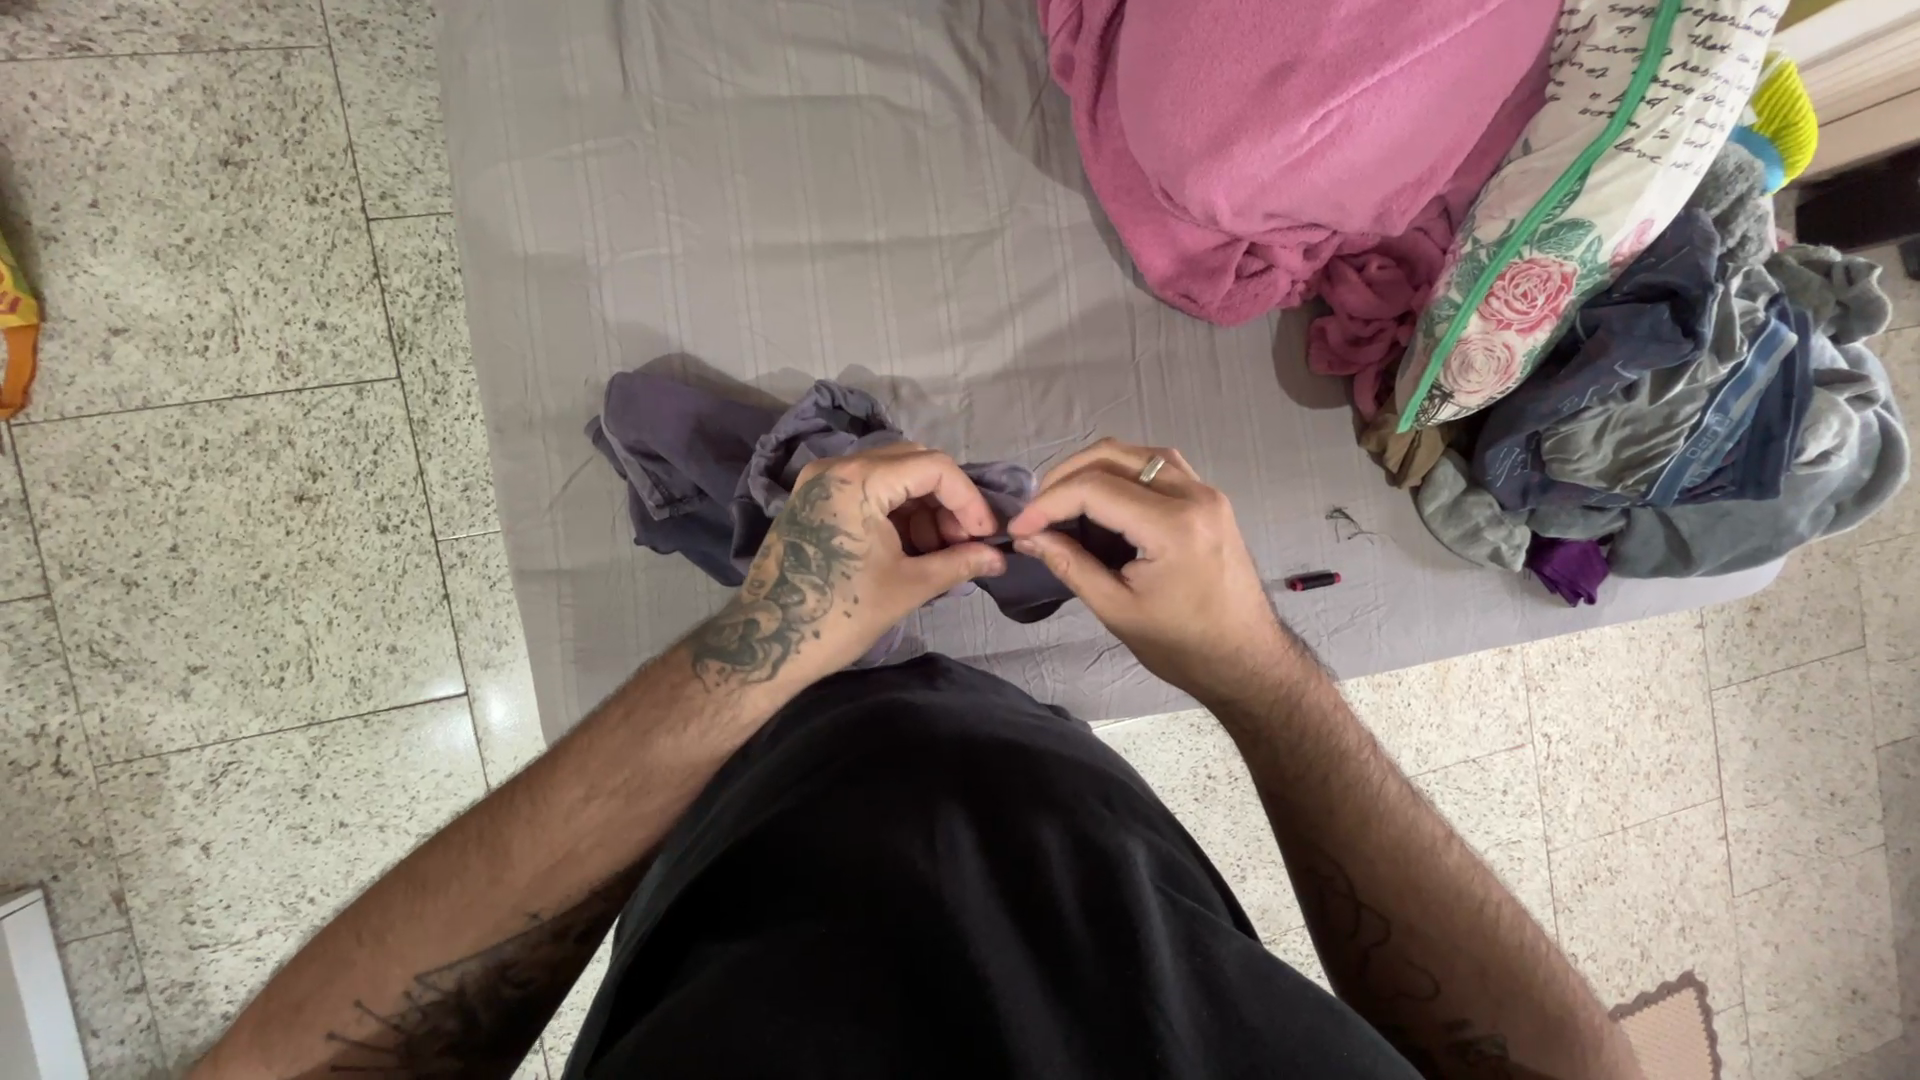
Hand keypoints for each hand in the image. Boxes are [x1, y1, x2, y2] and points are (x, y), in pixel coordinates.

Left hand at [687, 443, 1006, 692]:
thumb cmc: (839, 615)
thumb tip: (999, 558)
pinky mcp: (813, 501)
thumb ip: (959, 563)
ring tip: (939, 552)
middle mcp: (837, 467)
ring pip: (891, 477)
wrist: (767, 644)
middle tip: (965, 542)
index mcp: (858, 480)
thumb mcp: (909, 586)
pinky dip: (896, 513)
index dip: (969, 500)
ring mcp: (819, 482)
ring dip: (923, 508)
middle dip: (947, 501)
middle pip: (913, 464)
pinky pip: (867, 491)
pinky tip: (912, 548)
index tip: (986, 536)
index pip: (935, 467)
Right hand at [1006, 439, 1296, 704]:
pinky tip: (1102, 500)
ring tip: (1062, 502)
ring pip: (1136, 454)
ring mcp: (1206, 492)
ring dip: (1093, 469)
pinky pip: (1158, 466)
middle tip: (1036, 511)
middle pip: (1113, 456)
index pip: (1095, 489)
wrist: (1246, 660)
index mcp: (1173, 526)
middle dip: (1064, 477)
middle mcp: (1194, 495)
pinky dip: (1122, 473)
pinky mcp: (1208, 499)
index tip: (1019, 528)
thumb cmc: (1182, 645)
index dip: (1047, 503)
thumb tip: (1027, 536)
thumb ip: (1069, 564)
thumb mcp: (1116, 609)